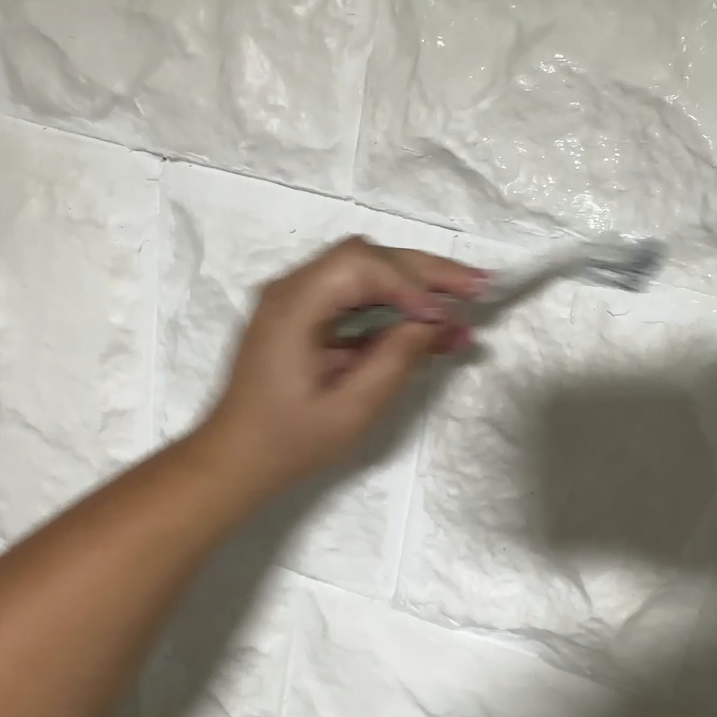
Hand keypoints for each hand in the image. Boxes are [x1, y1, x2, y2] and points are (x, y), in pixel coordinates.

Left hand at [196, 236, 483, 495]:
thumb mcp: (351, 408)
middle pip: (368, 257)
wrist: (235, 459)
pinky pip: (357, 296)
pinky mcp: (306, 316)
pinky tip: (433, 324)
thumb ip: (395, 359)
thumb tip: (436, 320)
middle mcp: (292, 288)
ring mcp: (297, 299)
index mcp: (294, 306)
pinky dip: (396, 305)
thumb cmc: (289, 441)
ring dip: (417, 283)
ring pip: (367, 271)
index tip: (445, 314)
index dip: (410, 283)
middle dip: (426, 270)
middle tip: (481, 285)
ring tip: (466, 299)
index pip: (360, 266)